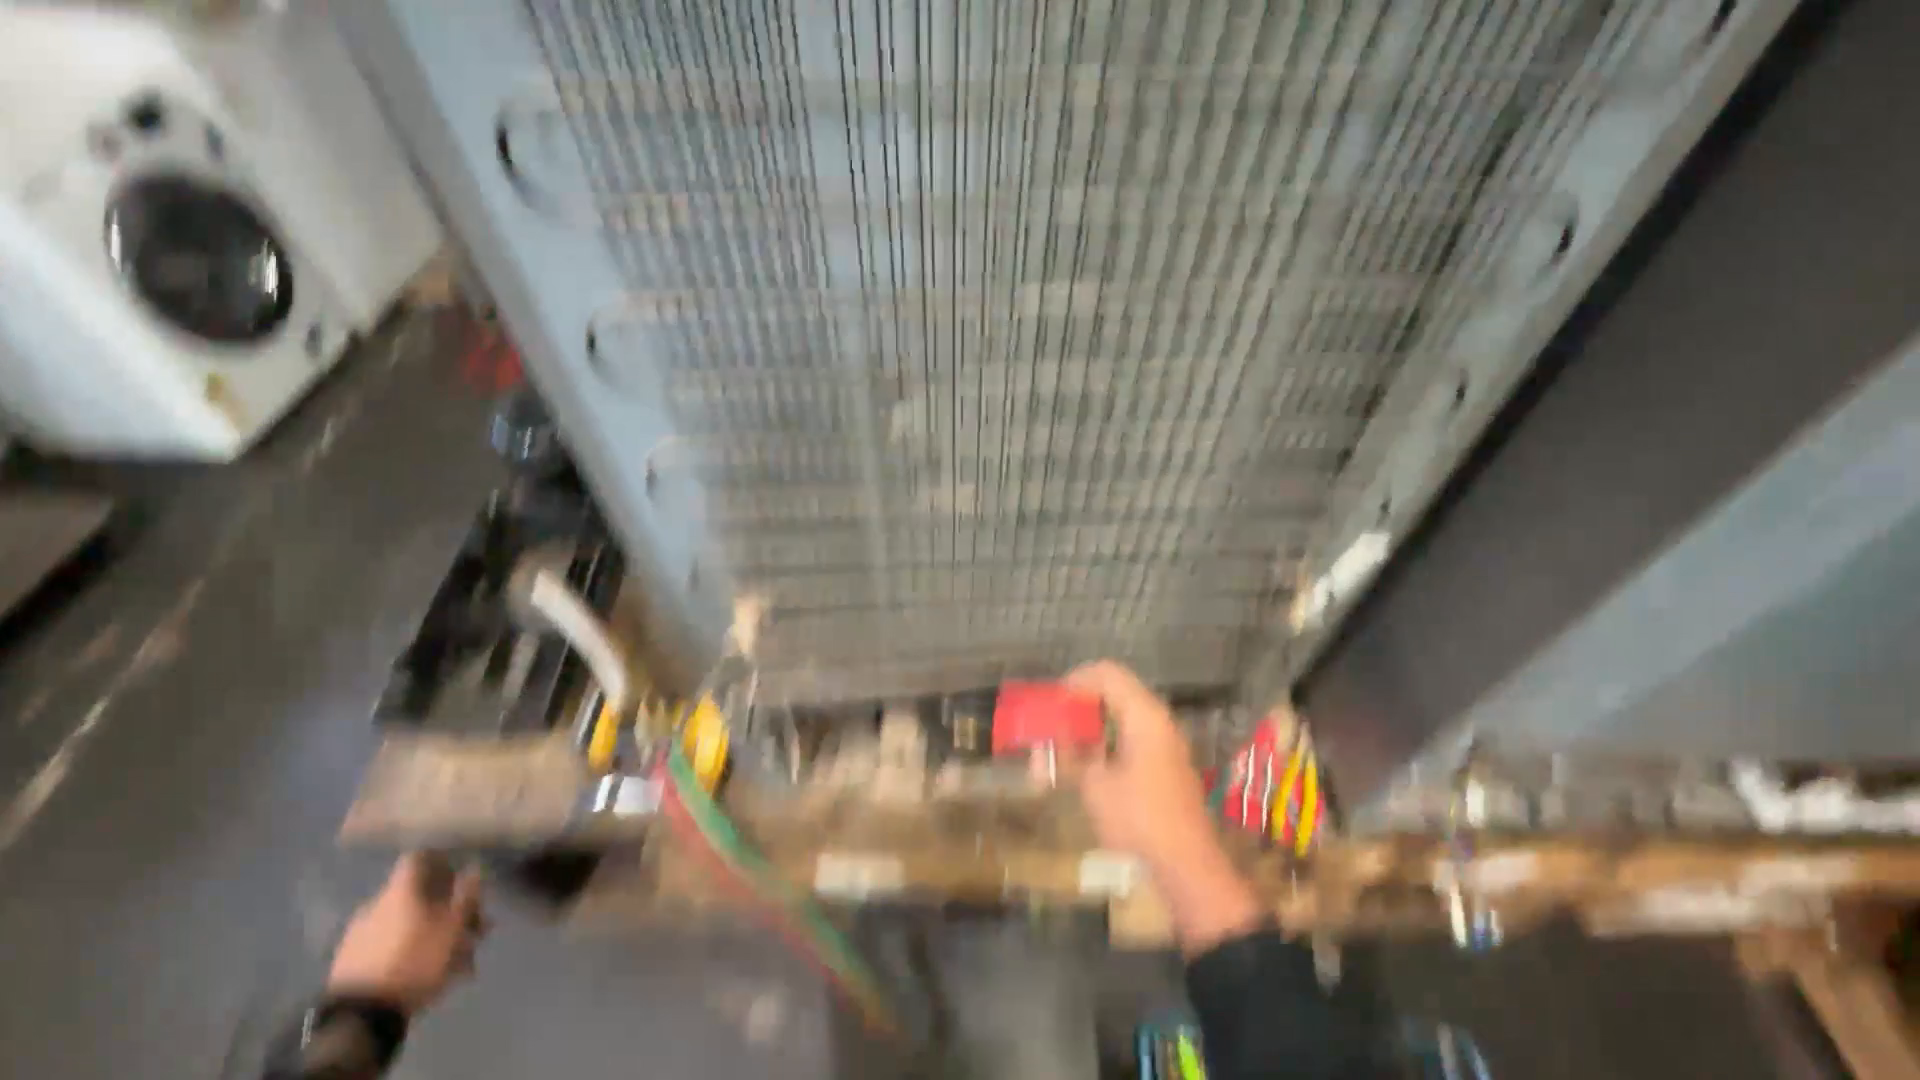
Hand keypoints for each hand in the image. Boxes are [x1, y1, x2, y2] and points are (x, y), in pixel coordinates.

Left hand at [327, 854, 486, 1012]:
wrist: (357, 1016)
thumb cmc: (414, 962)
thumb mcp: (452, 929)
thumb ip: (465, 896)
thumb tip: (473, 867)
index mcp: (399, 892)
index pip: (417, 858)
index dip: (441, 860)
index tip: (461, 871)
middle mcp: (376, 905)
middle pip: (418, 895)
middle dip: (449, 909)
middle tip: (474, 930)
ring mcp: (360, 933)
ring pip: (409, 923)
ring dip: (436, 935)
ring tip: (460, 962)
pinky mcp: (352, 960)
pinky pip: (392, 945)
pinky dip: (414, 951)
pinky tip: (432, 974)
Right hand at [1063, 661, 1263, 952]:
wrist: (1187, 866)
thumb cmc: (1139, 819)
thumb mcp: (1095, 785)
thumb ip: (1069, 756)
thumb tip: (1043, 744)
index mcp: (1144, 715)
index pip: (1106, 674)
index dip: (1074, 682)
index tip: (1048, 704)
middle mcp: (1157, 722)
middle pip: (1112, 696)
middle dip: (1076, 711)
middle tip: (1046, 730)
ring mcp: (1163, 746)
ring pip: (1118, 722)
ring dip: (1086, 734)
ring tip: (1055, 757)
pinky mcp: (1163, 769)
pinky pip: (1128, 743)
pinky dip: (1102, 750)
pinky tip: (1080, 773)